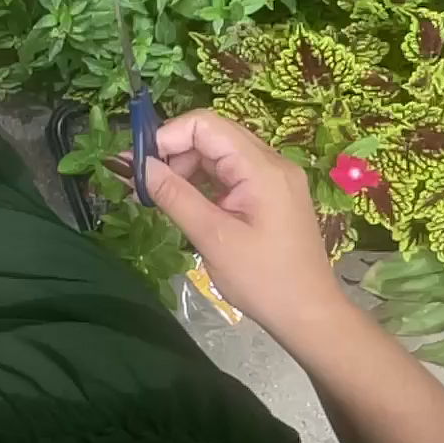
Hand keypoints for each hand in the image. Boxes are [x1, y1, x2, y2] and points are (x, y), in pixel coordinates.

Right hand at [138, 110, 348, 339]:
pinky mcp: (267, 192)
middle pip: (209, 134)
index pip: (205, 124)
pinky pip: (225, 171)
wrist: (310, 318)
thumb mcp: (211, 237)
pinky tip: (182, 201)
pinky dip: (199, 180)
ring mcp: (270, 177)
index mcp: (261, 168)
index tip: (140, 164)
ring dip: (182, 166)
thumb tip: (133, 164)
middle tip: (144, 182)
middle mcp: (270, 163)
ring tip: (160, 196)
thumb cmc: (263, 280)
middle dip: (171, 151)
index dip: (167, 136)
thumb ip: (173, 194)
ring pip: (215, 152)